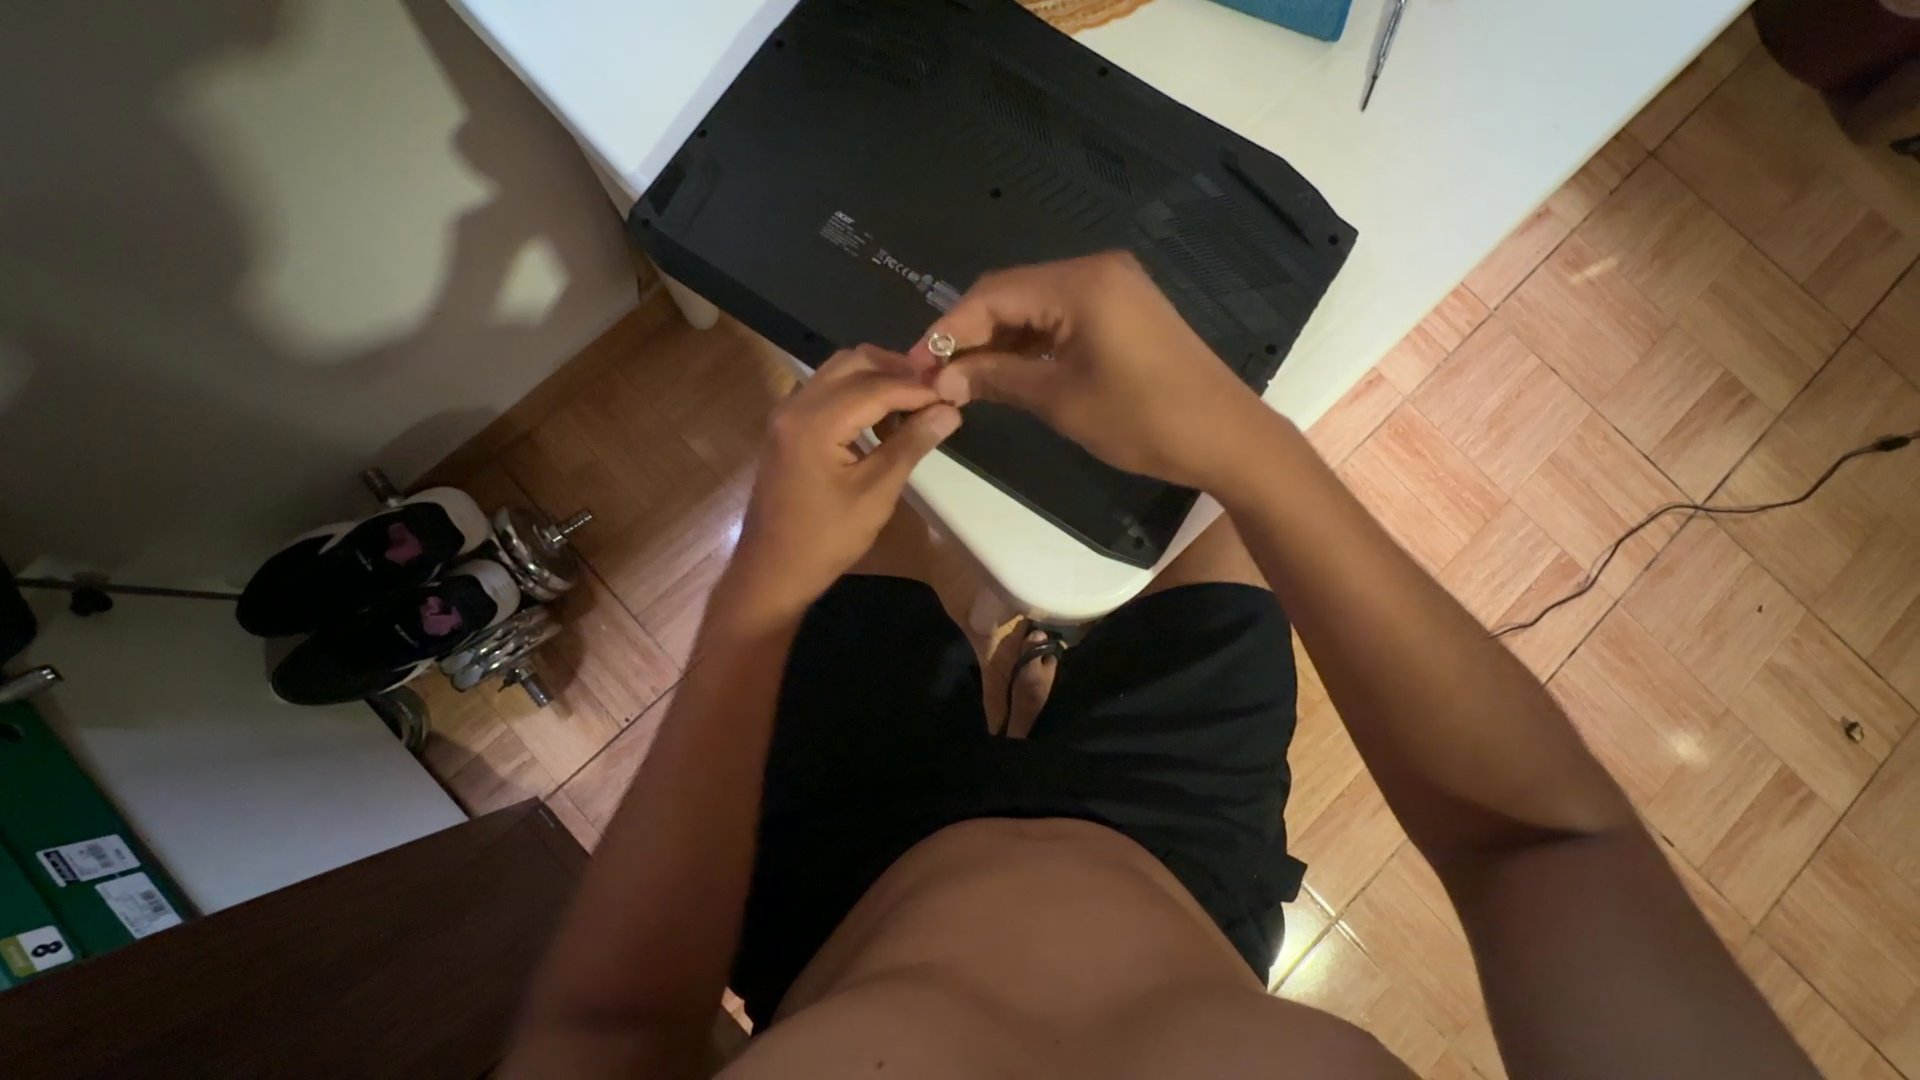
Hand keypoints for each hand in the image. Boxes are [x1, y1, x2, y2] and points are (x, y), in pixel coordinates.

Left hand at [722, 346, 960, 625]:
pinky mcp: (786, 428)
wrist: (772, 570)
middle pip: (853, 363)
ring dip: (876, 379)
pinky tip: (881, 420)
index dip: (918, 388)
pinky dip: (855, 393)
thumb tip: (950, 411)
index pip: (876, 385)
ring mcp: (786, 414)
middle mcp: (795, 405)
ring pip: (838, 373)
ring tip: (913, 405)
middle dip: (897, 371)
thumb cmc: (826, 539)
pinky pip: (824, 392)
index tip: (952, 396)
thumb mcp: (876, 493)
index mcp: (814, 421)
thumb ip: (911, 445)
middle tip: (934, 391)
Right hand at [917, 252, 1276, 490]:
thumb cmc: (1142, 419)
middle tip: (935, 374)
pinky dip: (1030, 342)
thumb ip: (996, 378)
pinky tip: (1006, 370)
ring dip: (998, 340)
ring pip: (1033, 305)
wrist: (1224, 435)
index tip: (914, 366)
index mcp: (1079, 283)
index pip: (992, 295)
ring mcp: (1112, 286)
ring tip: (962, 378)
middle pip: (1010, 293)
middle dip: (969, 333)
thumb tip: (941, 378)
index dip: (946, 330)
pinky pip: (1061, 316)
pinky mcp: (1122, 308)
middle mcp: (1094, 270)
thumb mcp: (1060, 399)